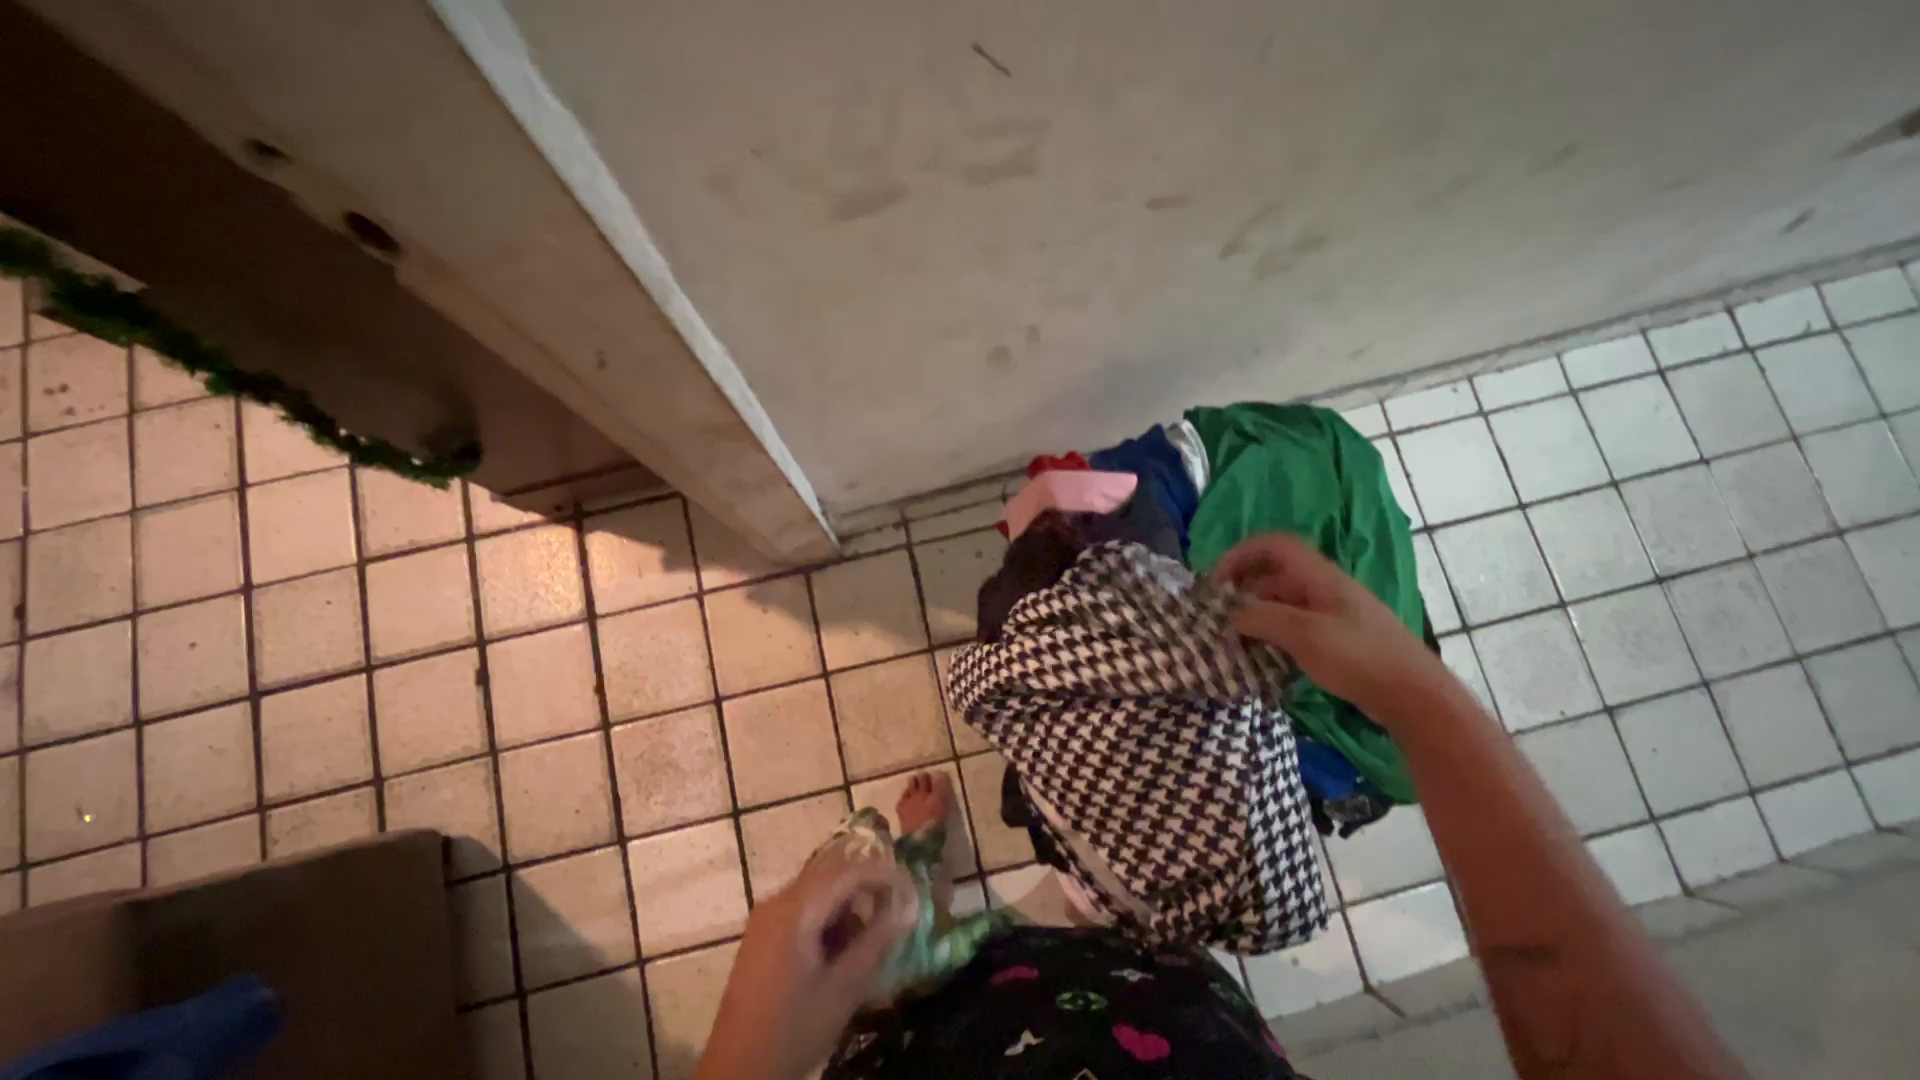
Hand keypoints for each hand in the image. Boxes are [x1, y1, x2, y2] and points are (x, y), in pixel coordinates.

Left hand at [694, 849, 916, 1079]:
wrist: (737, 1072)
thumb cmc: (793, 1029)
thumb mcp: (844, 988)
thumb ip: (877, 942)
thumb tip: (908, 908)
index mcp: (795, 909)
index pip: (848, 872)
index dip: (885, 876)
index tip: (913, 891)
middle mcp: (776, 902)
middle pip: (831, 878)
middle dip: (866, 894)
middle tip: (895, 919)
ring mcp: (765, 919)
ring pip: (818, 896)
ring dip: (848, 912)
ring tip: (868, 948)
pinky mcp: (762, 938)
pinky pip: (803, 913)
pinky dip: (828, 925)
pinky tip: (840, 958)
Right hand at [1210, 531, 1453, 722]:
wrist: (1414, 696)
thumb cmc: (1359, 657)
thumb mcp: (1303, 635)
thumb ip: (1260, 617)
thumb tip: (1225, 612)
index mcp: (1319, 576)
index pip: (1272, 545)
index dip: (1240, 554)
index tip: (1215, 583)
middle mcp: (1324, 588)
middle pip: (1273, 575)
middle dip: (1241, 590)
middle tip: (1216, 616)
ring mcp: (1332, 614)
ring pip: (1281, 603)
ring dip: (1254, 616)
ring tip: (1232, 641)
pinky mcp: (1336, 639)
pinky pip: (1293, 626)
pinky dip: (1272, 635)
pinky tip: (1261, 658)